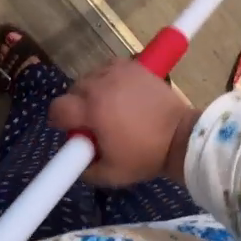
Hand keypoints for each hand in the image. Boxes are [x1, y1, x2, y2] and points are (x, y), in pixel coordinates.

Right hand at [47, 58, 200, 186]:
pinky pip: (110, 68)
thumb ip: (84, 168)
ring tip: (109, 107)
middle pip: (74, 90)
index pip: (58, 107)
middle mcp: (100, 85)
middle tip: (93, 122)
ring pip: (91, 77)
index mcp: (92, 110)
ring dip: (93, 91)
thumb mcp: (110, 174)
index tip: (71, 129)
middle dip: (78, 106)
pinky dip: (110, 78)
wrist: (181, 137)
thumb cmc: (145, 156)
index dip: (60, 120)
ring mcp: (118, 72)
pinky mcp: (134, 65)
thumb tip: (74, 157)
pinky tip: (120, 92)